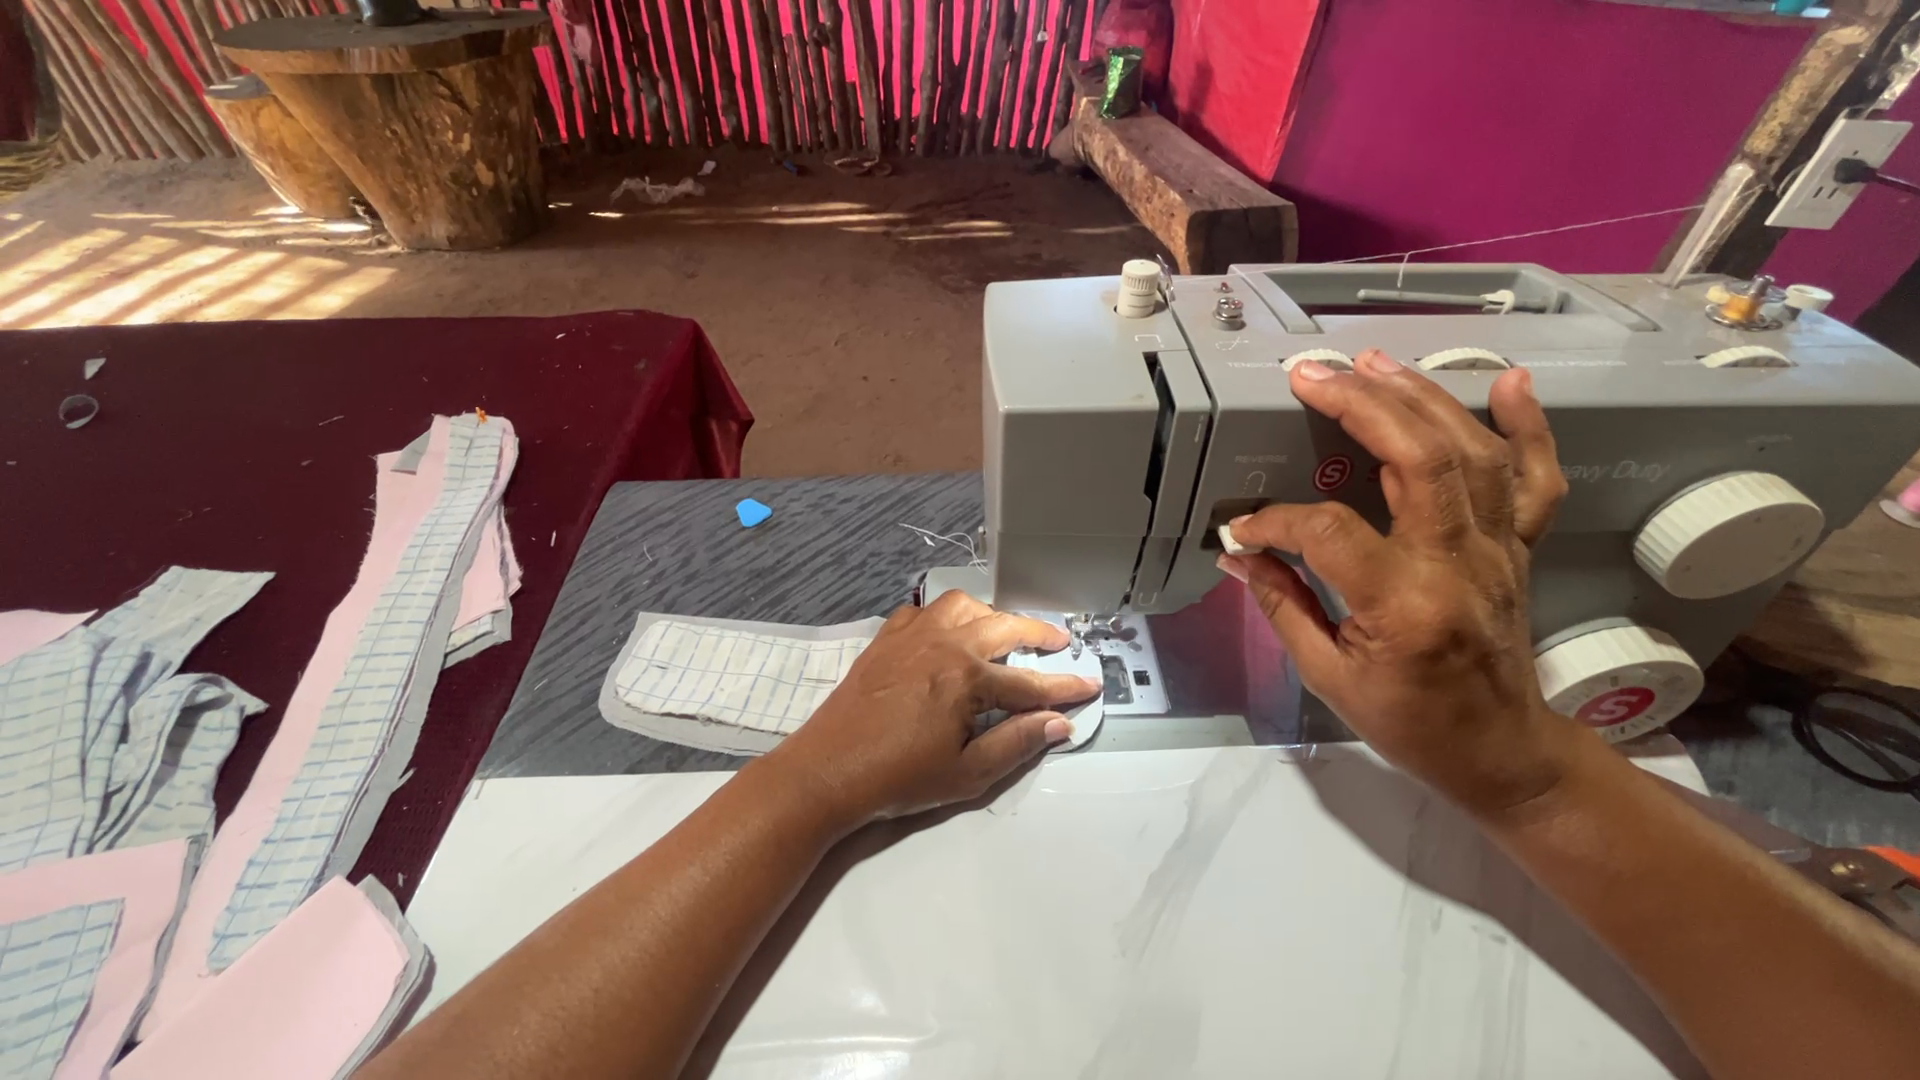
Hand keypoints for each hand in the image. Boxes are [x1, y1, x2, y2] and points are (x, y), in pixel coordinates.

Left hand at [766, 591, 1101, 827]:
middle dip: (1037, 633)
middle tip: (1059, 642)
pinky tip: (946, 634)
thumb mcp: (967, 774)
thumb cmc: (898, 778)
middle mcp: (943, 644)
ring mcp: (911, 636)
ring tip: (1003, 631)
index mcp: (966, 678)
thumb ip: (1017, 744)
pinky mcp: (885, 640)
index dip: (1064, 687)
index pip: (1029, 681)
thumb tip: (1058, 722)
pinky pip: (921, 612)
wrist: (827, 770)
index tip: (1089, 685)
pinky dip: (943, 616)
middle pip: (1002, 627)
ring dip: (989, 614)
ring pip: (961, 605)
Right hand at [1218, 349, 1575, 819]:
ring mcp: (1498, 550)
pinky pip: (1533, 478)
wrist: (1499, 750)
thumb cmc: (1406, 721)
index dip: (1276, 520)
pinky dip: (1527, 425)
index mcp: (1404, 604)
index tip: (1240, 526)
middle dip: (1362, 407)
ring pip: (1471, 454)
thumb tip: (1238, 553)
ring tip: (1374, 362)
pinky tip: (1508, 381)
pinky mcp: (1518, 546)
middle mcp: (1459, 563)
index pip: (1329, 531)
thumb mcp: (1327, 675)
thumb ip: (1282, 603)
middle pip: (1420, 461)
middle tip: (1313, 375)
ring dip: (1421, 398)